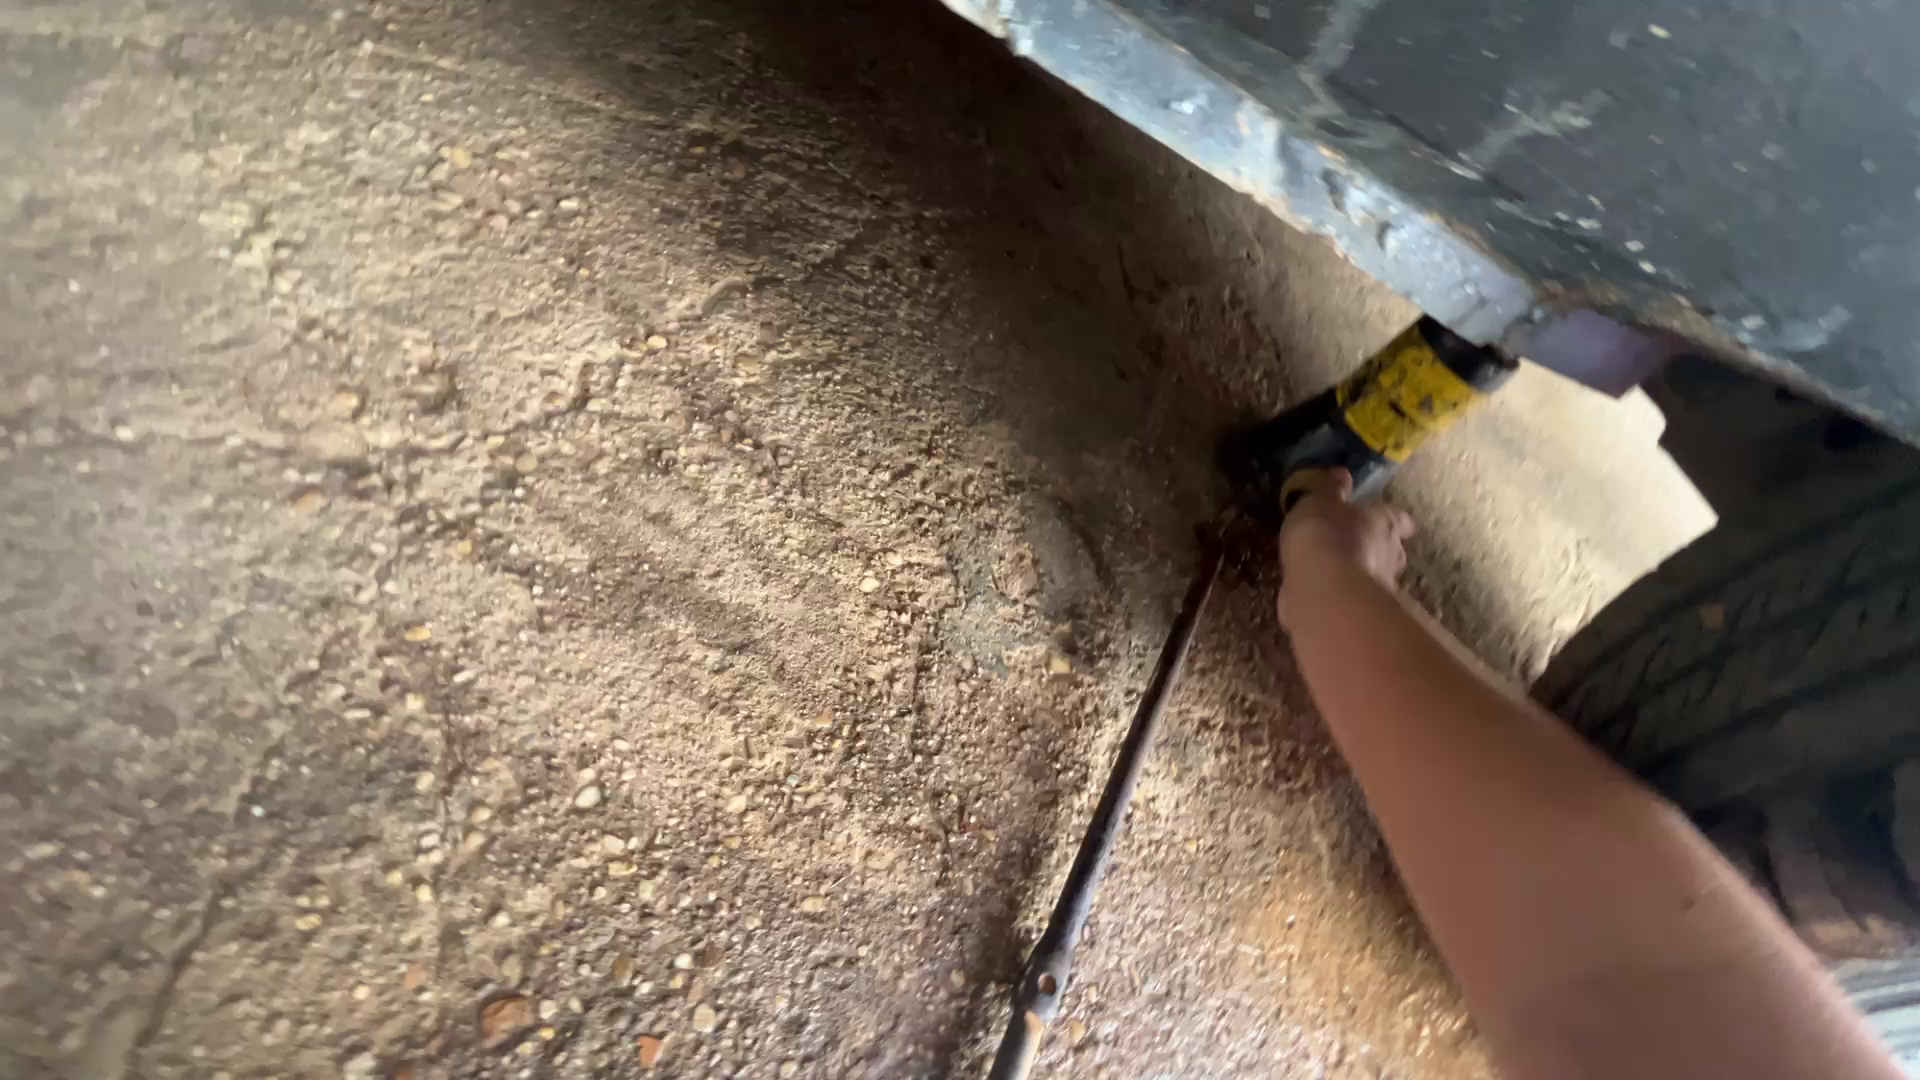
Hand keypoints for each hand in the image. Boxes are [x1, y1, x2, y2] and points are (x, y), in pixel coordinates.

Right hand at [1277, 468, 1415, 626]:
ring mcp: (1377, 586)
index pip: (1400, 519)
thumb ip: (1328, 490)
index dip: (1395, 519)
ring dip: (1361, 573)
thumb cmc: (1325, 535)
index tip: (1392, 520)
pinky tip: (1323, 591)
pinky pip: (1351, 596)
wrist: (1323, 589)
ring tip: (1338, 571)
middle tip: (1361, 545)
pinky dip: (1341, 593)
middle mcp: (1389, 554)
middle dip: (1380, 547)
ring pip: (1375, 575)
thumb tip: (1340, 473)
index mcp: (1384, 523)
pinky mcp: (1358, 610)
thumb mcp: (1319, 501)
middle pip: (1393, 549)